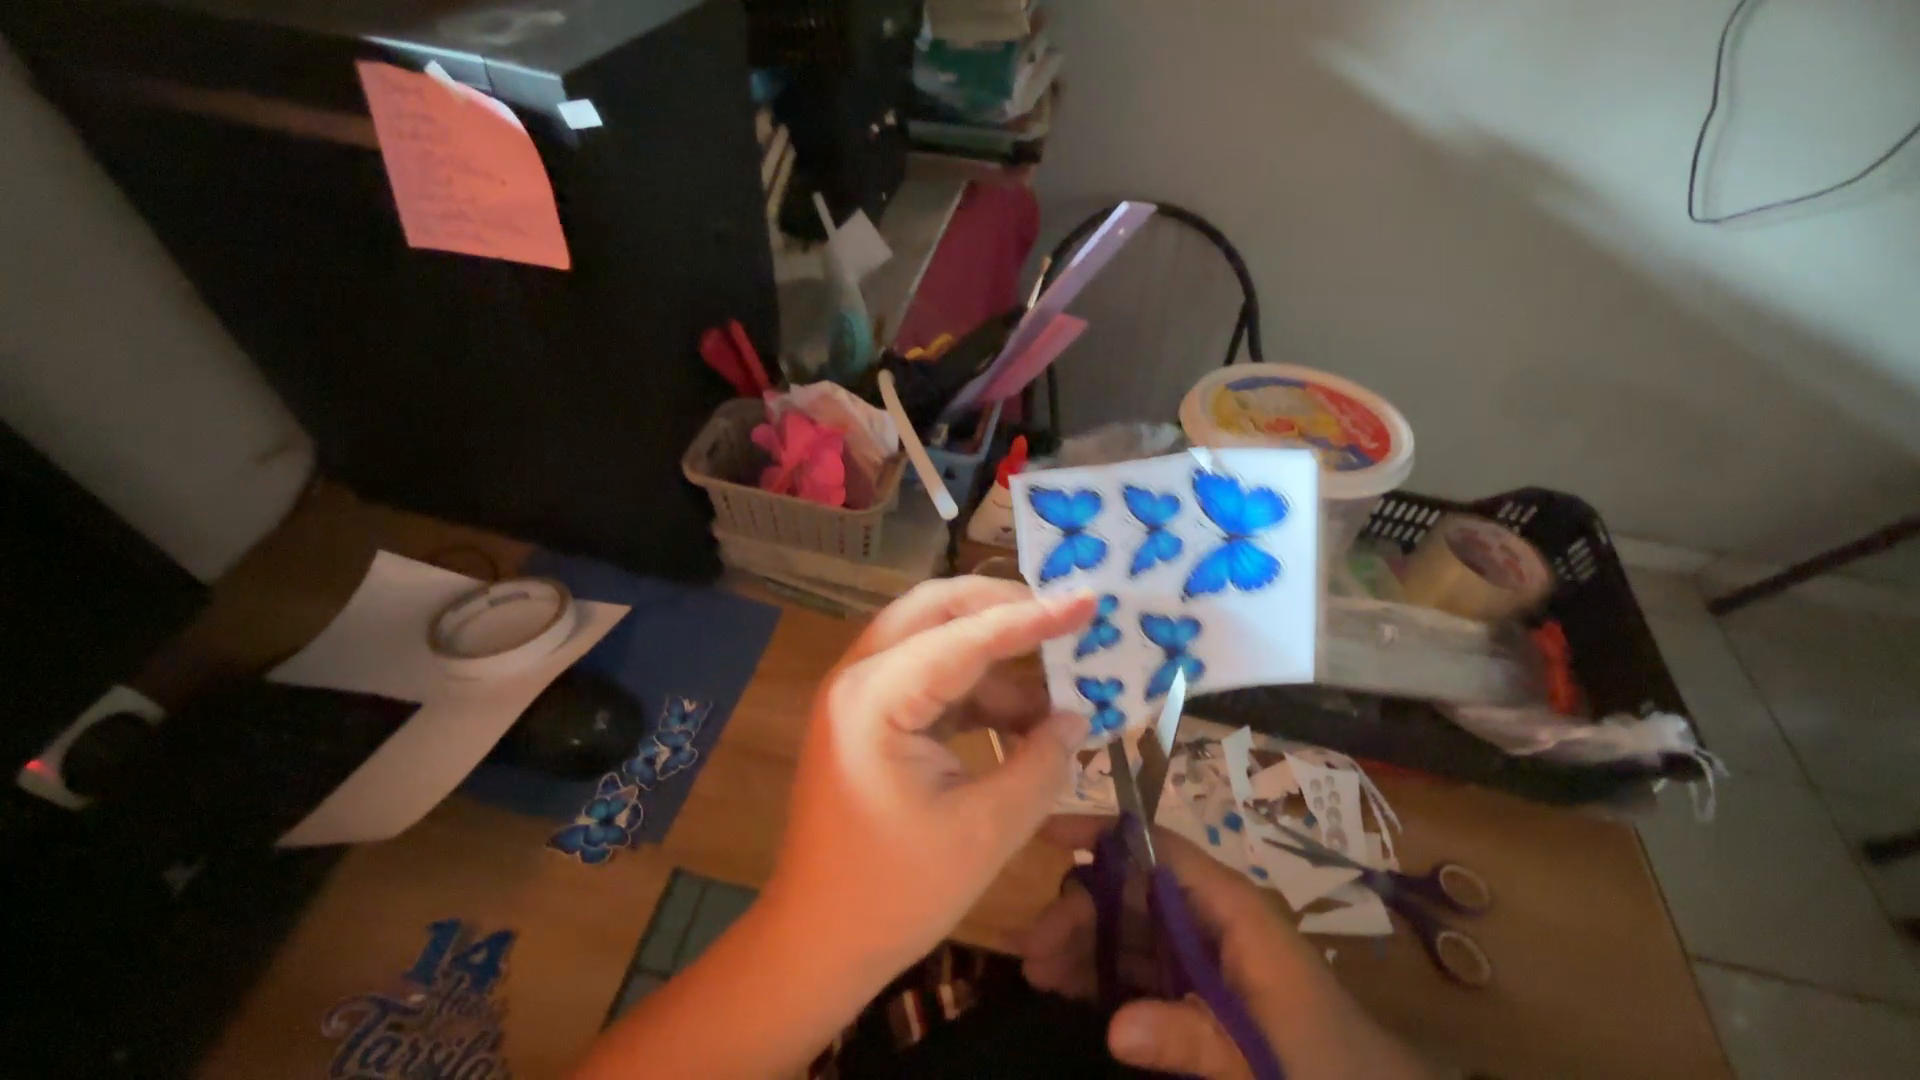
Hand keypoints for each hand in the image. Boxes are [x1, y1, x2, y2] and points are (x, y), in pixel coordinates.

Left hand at [764, 577, 1097, 978]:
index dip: (1032, 617)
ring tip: (1059, 672)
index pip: (964, 636)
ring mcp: (858, 697)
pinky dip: (976, 686)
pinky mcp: (868, 720)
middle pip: (935, 611)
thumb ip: (1041, 764)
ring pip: (932, 640)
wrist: (818, 942)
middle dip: (1002, 608)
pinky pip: (928, 679)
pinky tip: (1025, 712)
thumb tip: (1076, 718)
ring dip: (993, 651)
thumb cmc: (896, 893)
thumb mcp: (986, 831)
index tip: (1088, 599)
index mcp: (875, 698)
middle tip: (1064, 617)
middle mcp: (858, 679)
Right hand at [1019, 817, 1429, 1079]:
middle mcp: (1211, 916)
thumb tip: (1112, 1028)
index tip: (1045, 834)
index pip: (1157, 851)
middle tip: (1029, 949)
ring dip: (1082, 944)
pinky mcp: (1200, 985)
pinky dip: (1103, 973)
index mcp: (1231, 909)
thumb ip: (1191, 1038)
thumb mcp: (1260, 1056)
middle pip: (1131, 891)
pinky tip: (1067, 988)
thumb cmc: (1330, 1065)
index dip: (1101, 835)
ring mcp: (1204, 951)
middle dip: (1078, 910)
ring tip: (1035, 971)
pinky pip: (1142, 965)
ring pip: (1129, 927)